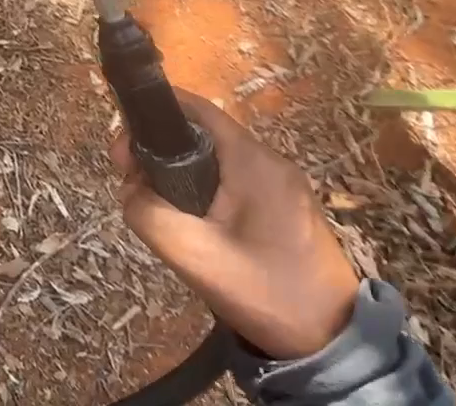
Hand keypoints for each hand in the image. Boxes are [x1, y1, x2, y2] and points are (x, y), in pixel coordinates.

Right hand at [110, 90, 360, 359]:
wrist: (333, 346)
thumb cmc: (264, 291)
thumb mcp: (190, 253)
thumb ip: (144, 210)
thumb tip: (132, 190)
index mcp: (253, 162)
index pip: (195, 109)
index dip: (150, 116)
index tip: (122, 151)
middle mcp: (270, 164)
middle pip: (199, 134)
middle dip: (156, 149)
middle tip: (131, 183)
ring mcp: (282, 186)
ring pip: (211, 159)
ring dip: (175, 172)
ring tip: (155, 205)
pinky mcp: (284, 208)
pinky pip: (229, 180)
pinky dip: (198, 187)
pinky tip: (187, 218)